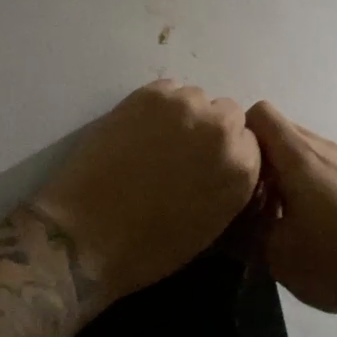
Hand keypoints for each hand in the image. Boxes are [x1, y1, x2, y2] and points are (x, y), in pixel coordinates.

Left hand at [30, 81, 261, 305]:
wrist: (86, 234)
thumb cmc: (149, 246)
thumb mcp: (211, 224)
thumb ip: (230, 184)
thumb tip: (227, 163)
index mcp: (242, 167)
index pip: (250, 142)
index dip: (227, 154)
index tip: (207, 166)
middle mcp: (221, 128)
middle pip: (228, 113)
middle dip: (211, 130)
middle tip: (183, 153)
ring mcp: (186, 105)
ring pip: (196, 98)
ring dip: (185, 116)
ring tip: (157, 142)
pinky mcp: (151, 93)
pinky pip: (168, 90)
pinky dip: (158, 107)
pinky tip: (140, 132)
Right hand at [247, 101, 336, 322]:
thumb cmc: (335, 259)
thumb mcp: (275, 255)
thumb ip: (243, 233)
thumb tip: (224, 225)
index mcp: (298, 154)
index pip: (259, 114)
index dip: (239, 137)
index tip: (231, 173)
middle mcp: (322, 147)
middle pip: (279, 131)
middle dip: (258, 159)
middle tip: (248, 201)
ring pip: (300, 151)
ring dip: (282, 174)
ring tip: (276, 217)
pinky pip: (320, 167)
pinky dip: (304, 184)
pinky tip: (308, 226)